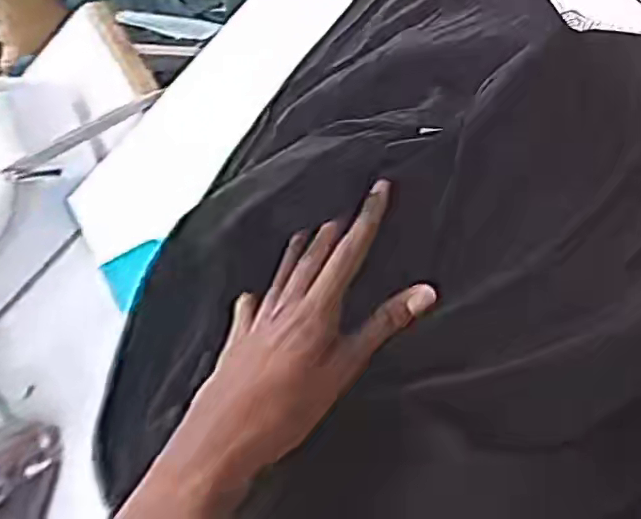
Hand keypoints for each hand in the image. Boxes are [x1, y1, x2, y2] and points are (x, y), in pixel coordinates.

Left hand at [121, 181, 435, 516]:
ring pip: (284, 274)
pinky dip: (257, 294)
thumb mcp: (345, 367)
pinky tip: (252, 293)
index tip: (377, 191)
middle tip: (347, 203)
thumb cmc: (281, 412)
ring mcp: (257, 324)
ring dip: (300, 248)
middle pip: (315, 255)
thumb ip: (385, 324)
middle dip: (336, 226)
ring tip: (309, 229)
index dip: (367, 217)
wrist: (214, 449)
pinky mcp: (236, 345)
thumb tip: (425, 293)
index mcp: (316, 308)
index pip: (349, 250)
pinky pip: (249, 308)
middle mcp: (286, 307)